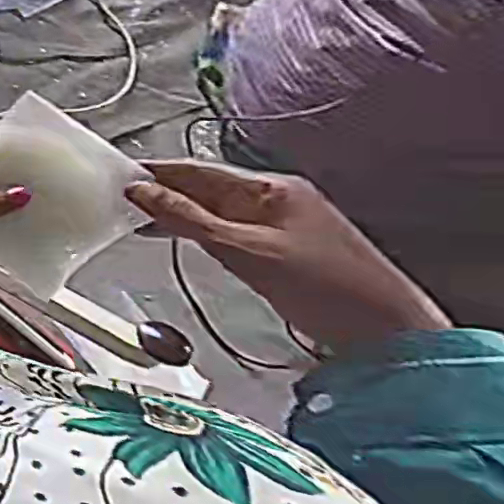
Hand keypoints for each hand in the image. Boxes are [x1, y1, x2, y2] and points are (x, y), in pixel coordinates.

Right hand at [125, 160, 450, 351]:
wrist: (387, 332)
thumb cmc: (326, 287)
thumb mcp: (244, 250)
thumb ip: (188, 219)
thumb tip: (141, 192)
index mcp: (269, 188)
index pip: (196, 170)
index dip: (155, 171)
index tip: (116, 175)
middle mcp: (272, 198)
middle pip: (203, 186)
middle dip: (160, 189)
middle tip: (115, 197)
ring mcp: (275, 222)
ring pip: (210, 207)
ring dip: (173, 209)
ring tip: (133, 215)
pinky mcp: (275, 246)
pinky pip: (222, 227)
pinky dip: (193, 228)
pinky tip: (175, 234)